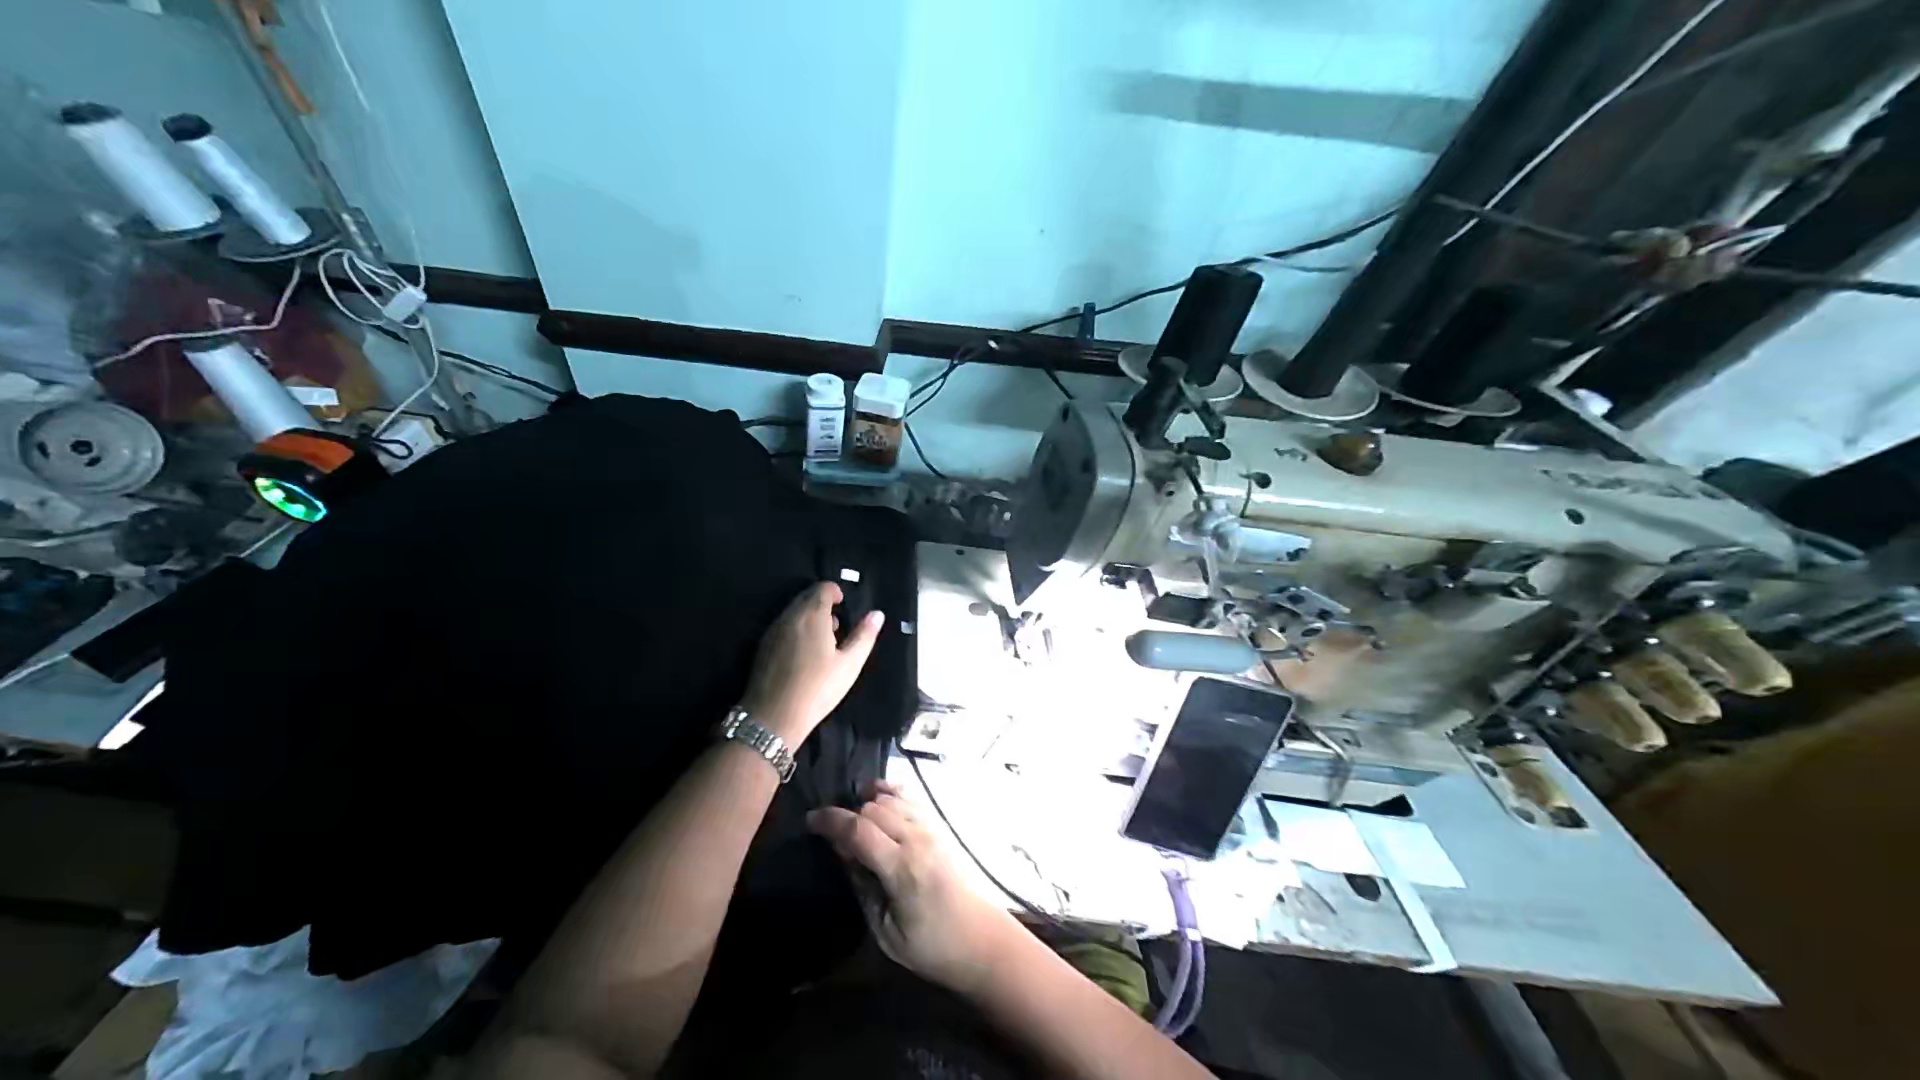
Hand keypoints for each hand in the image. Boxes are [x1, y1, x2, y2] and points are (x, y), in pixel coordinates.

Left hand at [740, 581, 882, 744]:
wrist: (774, 716)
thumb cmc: (818, 689)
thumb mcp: (849, 664)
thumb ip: (864, 635)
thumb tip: (877, 614)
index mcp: (812, 615)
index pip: (822, 588)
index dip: (835, 592)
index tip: (843, 604)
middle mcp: (790, 616)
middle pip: (806, 596)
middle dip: (822, 603)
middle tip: (836, 626)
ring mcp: (773, 630)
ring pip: (793, 611)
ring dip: (809, 616)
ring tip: (823, 640)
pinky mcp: (762, 646)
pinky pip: (783, 625)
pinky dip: (796, 628)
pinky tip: (804, 652)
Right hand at [808, 782, 1029, 995]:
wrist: (981, 940)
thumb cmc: (931, 946)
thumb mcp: (885, 930)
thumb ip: (862, 886)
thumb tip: (842, 852)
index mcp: (902, 868)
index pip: (858, 829)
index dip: (829, 820)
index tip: (809, 821)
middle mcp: (918, 838)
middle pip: (872, 807)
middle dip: (848, 816)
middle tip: (836, 838)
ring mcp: (933, 827)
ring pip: (891, 797)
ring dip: (868, 804)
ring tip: (856, 823)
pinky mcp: (941, 826)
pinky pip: (911, 796)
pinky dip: (890, 793)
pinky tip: (878, 799)